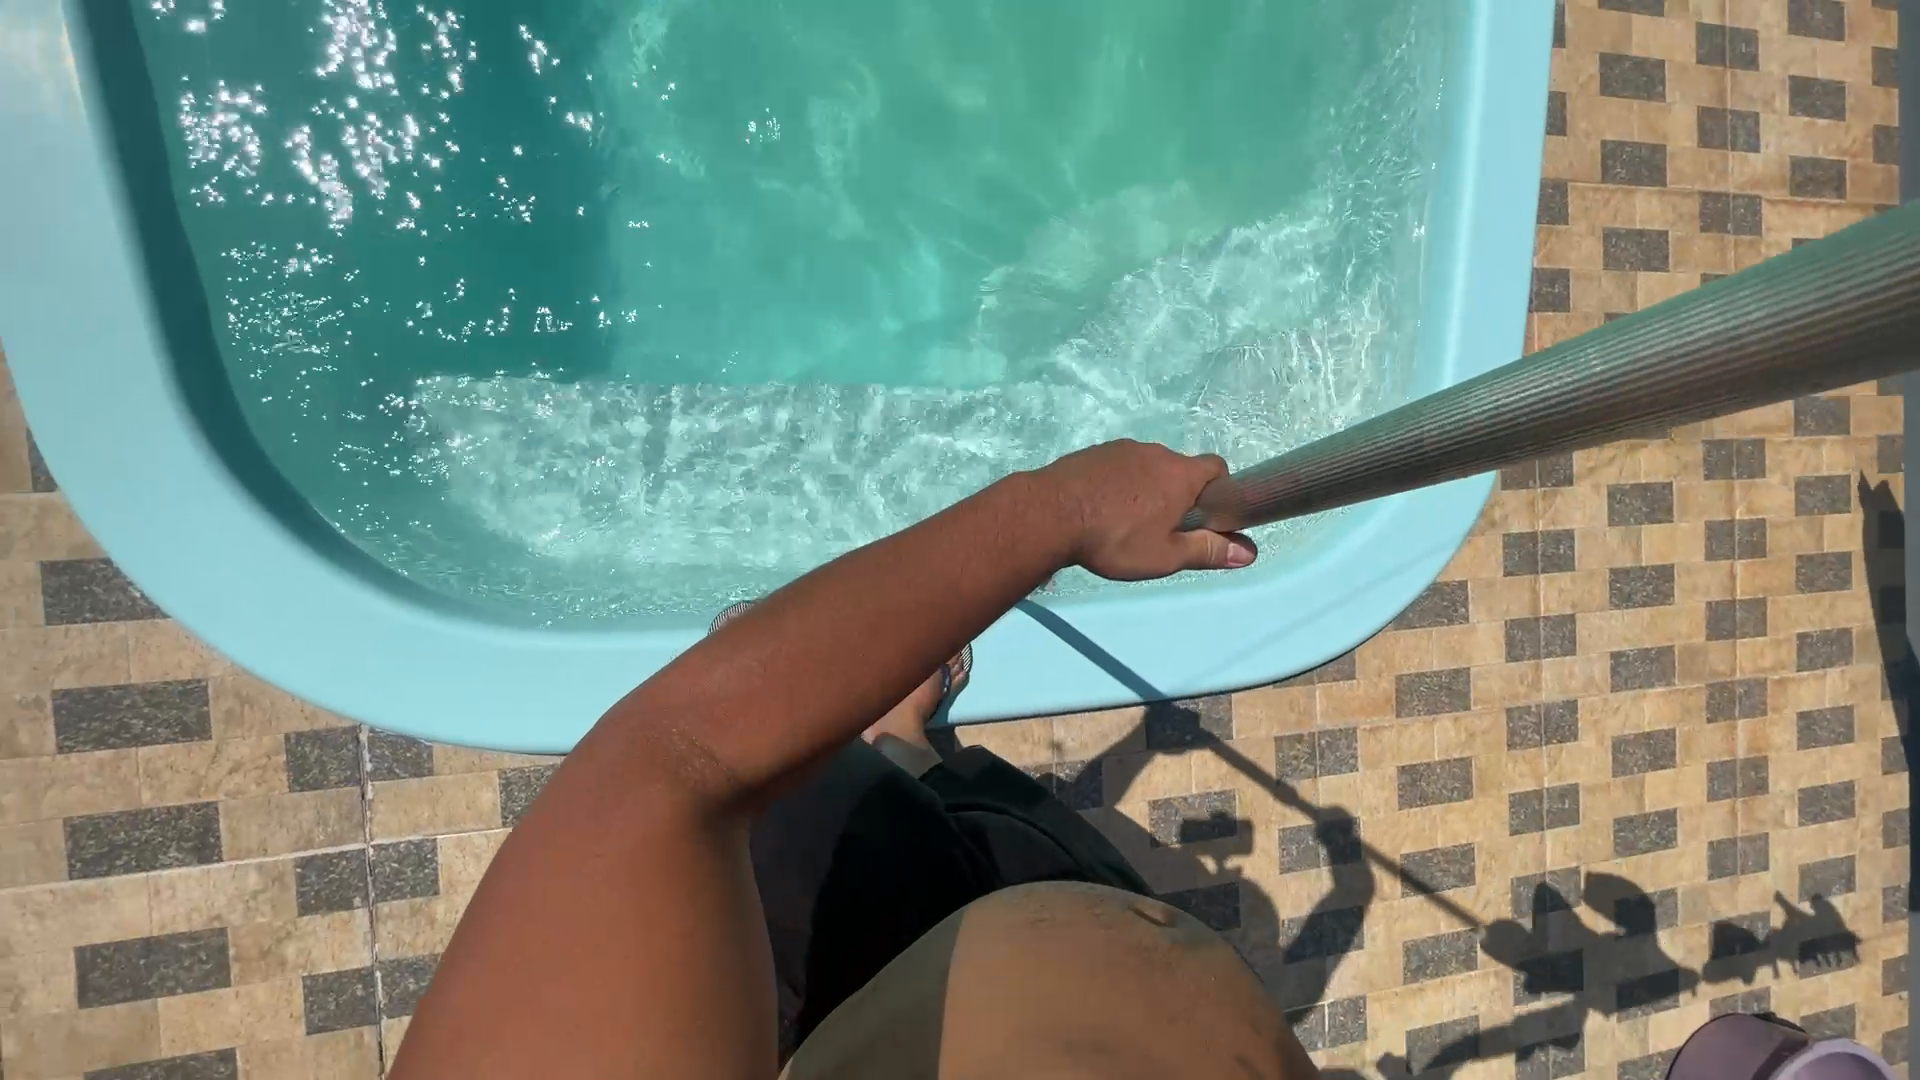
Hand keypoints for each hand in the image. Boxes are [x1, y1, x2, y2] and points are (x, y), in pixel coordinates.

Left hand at [1034, 440, 1257, 580]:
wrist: (1049, 514)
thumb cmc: (1114, 539)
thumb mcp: (1165, 555)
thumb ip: (1207, 551)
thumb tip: (1249, 553)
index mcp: (1180, 474)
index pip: (1217, 468)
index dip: (1218, 490)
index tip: (1205, 516)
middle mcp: (1155, 452)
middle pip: (1179, 469)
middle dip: (1177, 493)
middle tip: (1161, 527)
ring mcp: (1121, 449)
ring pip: (1146, 467)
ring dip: (1145, 488)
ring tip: (1125, 521)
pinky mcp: (1092, 453)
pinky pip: (1117, 467)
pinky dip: (1117, 484)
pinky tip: (1100, 508)